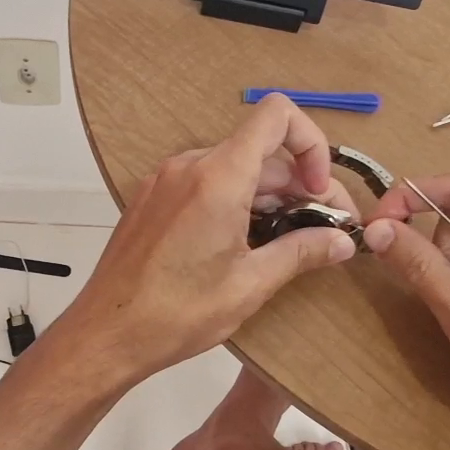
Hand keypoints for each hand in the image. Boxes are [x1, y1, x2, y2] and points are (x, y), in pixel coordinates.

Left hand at [62, 95, 358, 379]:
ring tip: (289, 241)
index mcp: (218, 177)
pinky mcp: (152, 200)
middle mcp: (189, 166)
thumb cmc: (177, 313)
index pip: (277, 116)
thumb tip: (342, 242)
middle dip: (299, 184)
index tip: (317, 191)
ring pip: (234, 168)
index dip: (311, 143)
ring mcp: (166, 181)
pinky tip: (246, 243)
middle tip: (324, 229)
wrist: (107, 333)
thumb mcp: (250, 284)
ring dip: (269, 196)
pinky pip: (205, 184)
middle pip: (261, 150)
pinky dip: (236, 201)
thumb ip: (302, 252)